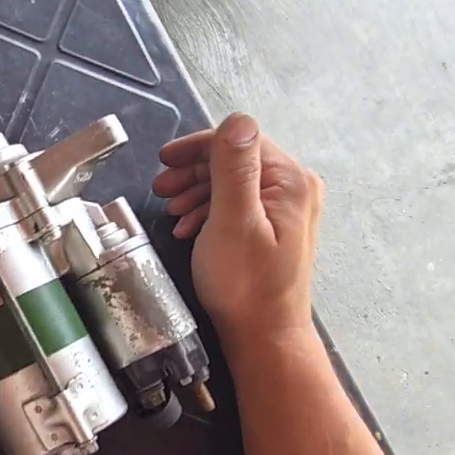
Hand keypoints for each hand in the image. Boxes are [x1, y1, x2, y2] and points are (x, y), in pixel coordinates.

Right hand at [152, 113, 323, 348]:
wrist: (262, 334)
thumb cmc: (245, 284)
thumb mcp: (232, 222)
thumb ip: (233, 169)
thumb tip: (235, 120)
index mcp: (289, 181)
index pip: (240, 143)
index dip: (198, 147)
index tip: (163, 160)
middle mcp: (294, 190)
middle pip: (236, 162)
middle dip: (193, 171)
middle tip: (160, 188)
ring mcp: (285, 212)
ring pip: (233, 185)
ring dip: (197, 192)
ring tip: (170, 210)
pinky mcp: (273, 231)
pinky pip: (236, 207)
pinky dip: (208, 212)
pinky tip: (189, 228)